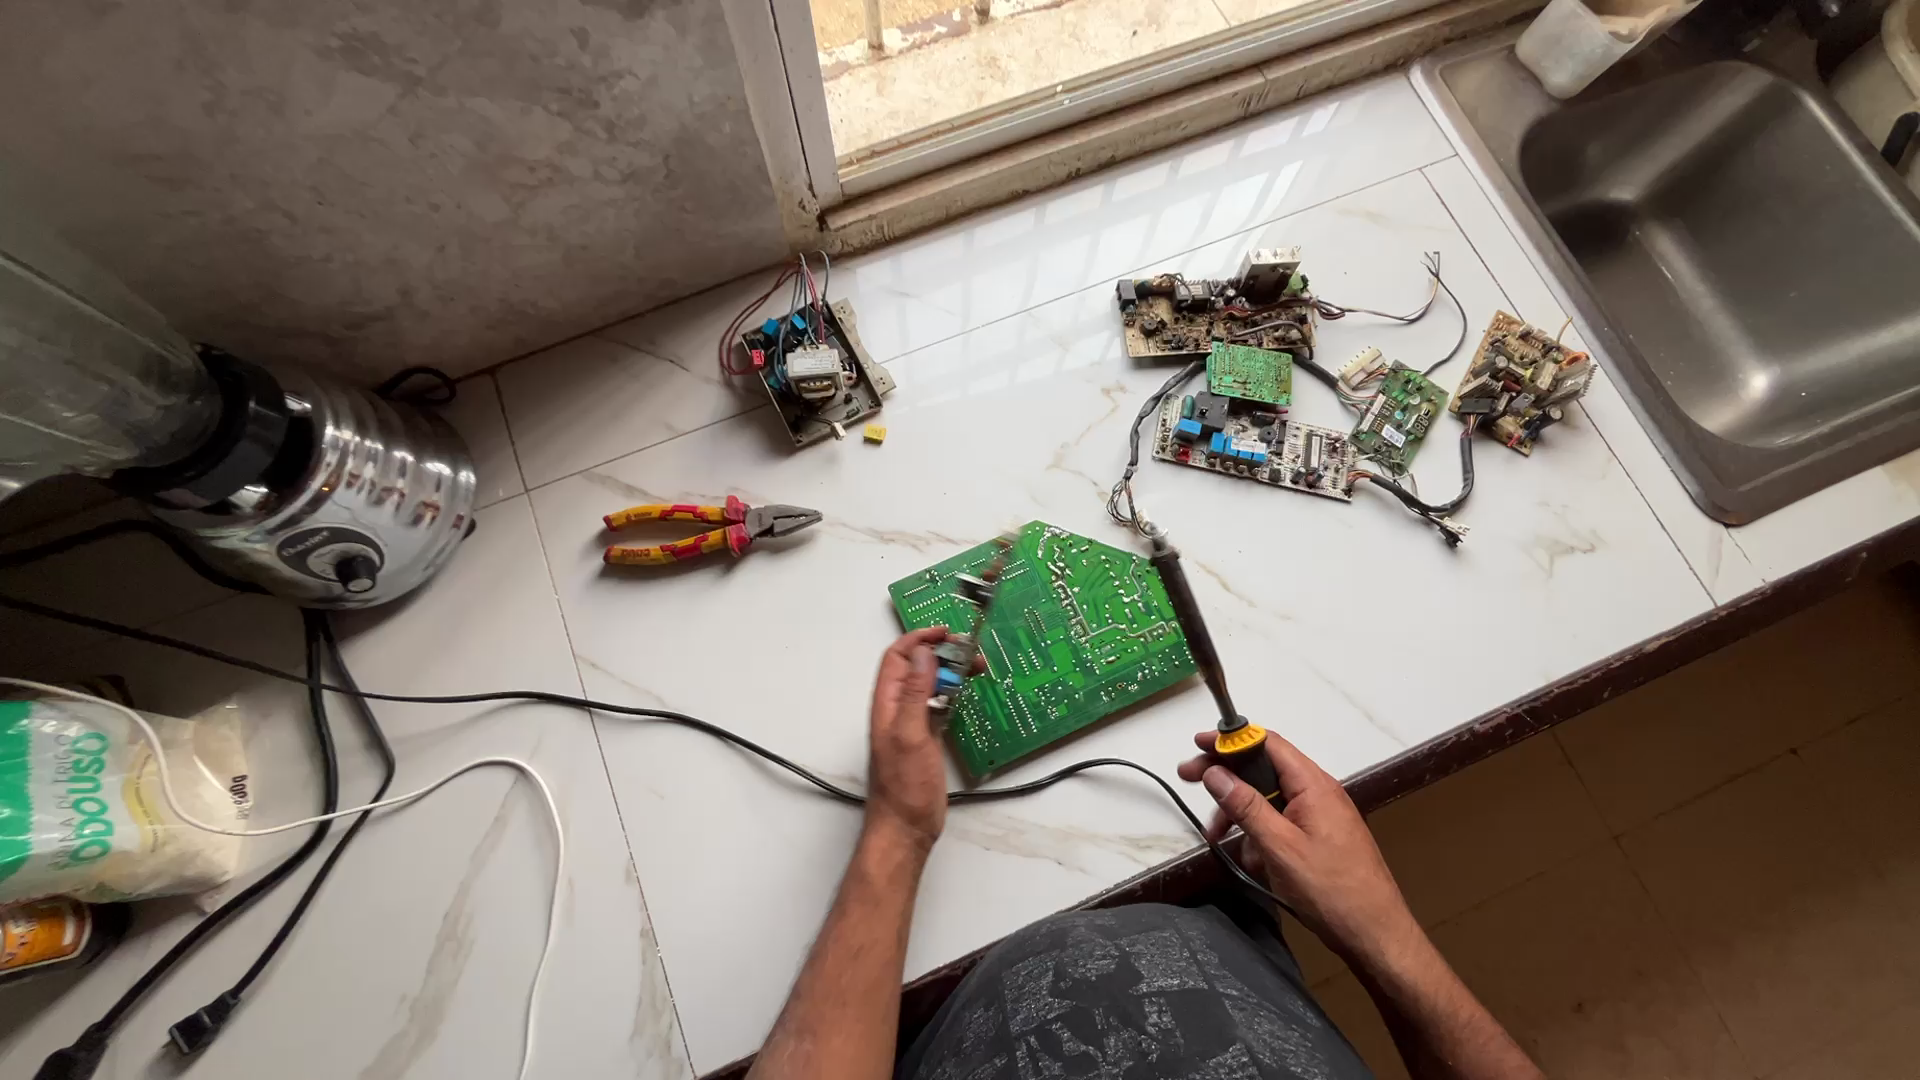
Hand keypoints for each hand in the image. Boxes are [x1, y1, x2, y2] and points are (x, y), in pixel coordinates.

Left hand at [863, 628, 970, 854]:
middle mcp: (897, 709)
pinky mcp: (926, 737)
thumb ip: (915, 694)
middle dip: (942, 652)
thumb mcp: (910, 735)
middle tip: (970, 652)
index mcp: (887, 704)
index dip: (919, 639)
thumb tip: (924, 655)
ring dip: (950, 672)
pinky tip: (966, 693)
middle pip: (916, 666)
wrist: (905, 828)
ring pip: (930, 684)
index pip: (898, 658)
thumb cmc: (903, 788)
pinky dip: (953, 693)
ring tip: (976, 668)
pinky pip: (938, 704)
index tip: (946, 633)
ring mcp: (912, 723)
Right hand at [1178, 731, 1420, 965]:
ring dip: (1239, 811)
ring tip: (1215, 835)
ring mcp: (1320, 815)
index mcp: (1313, 784)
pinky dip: (1259, 831)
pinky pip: (1280, 821)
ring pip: (1268, 797)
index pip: (1267, 743)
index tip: (1198, 744)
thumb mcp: (1279, 847)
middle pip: (1263, 768)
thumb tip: (1215, 771)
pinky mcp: (1319, 837)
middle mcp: (1318, 791)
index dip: (1230, 739)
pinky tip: (1250, 857)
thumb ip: (1245, 806)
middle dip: (1226, 774)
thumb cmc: (1330, 890)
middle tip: (1189, 777)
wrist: (1378, 939)